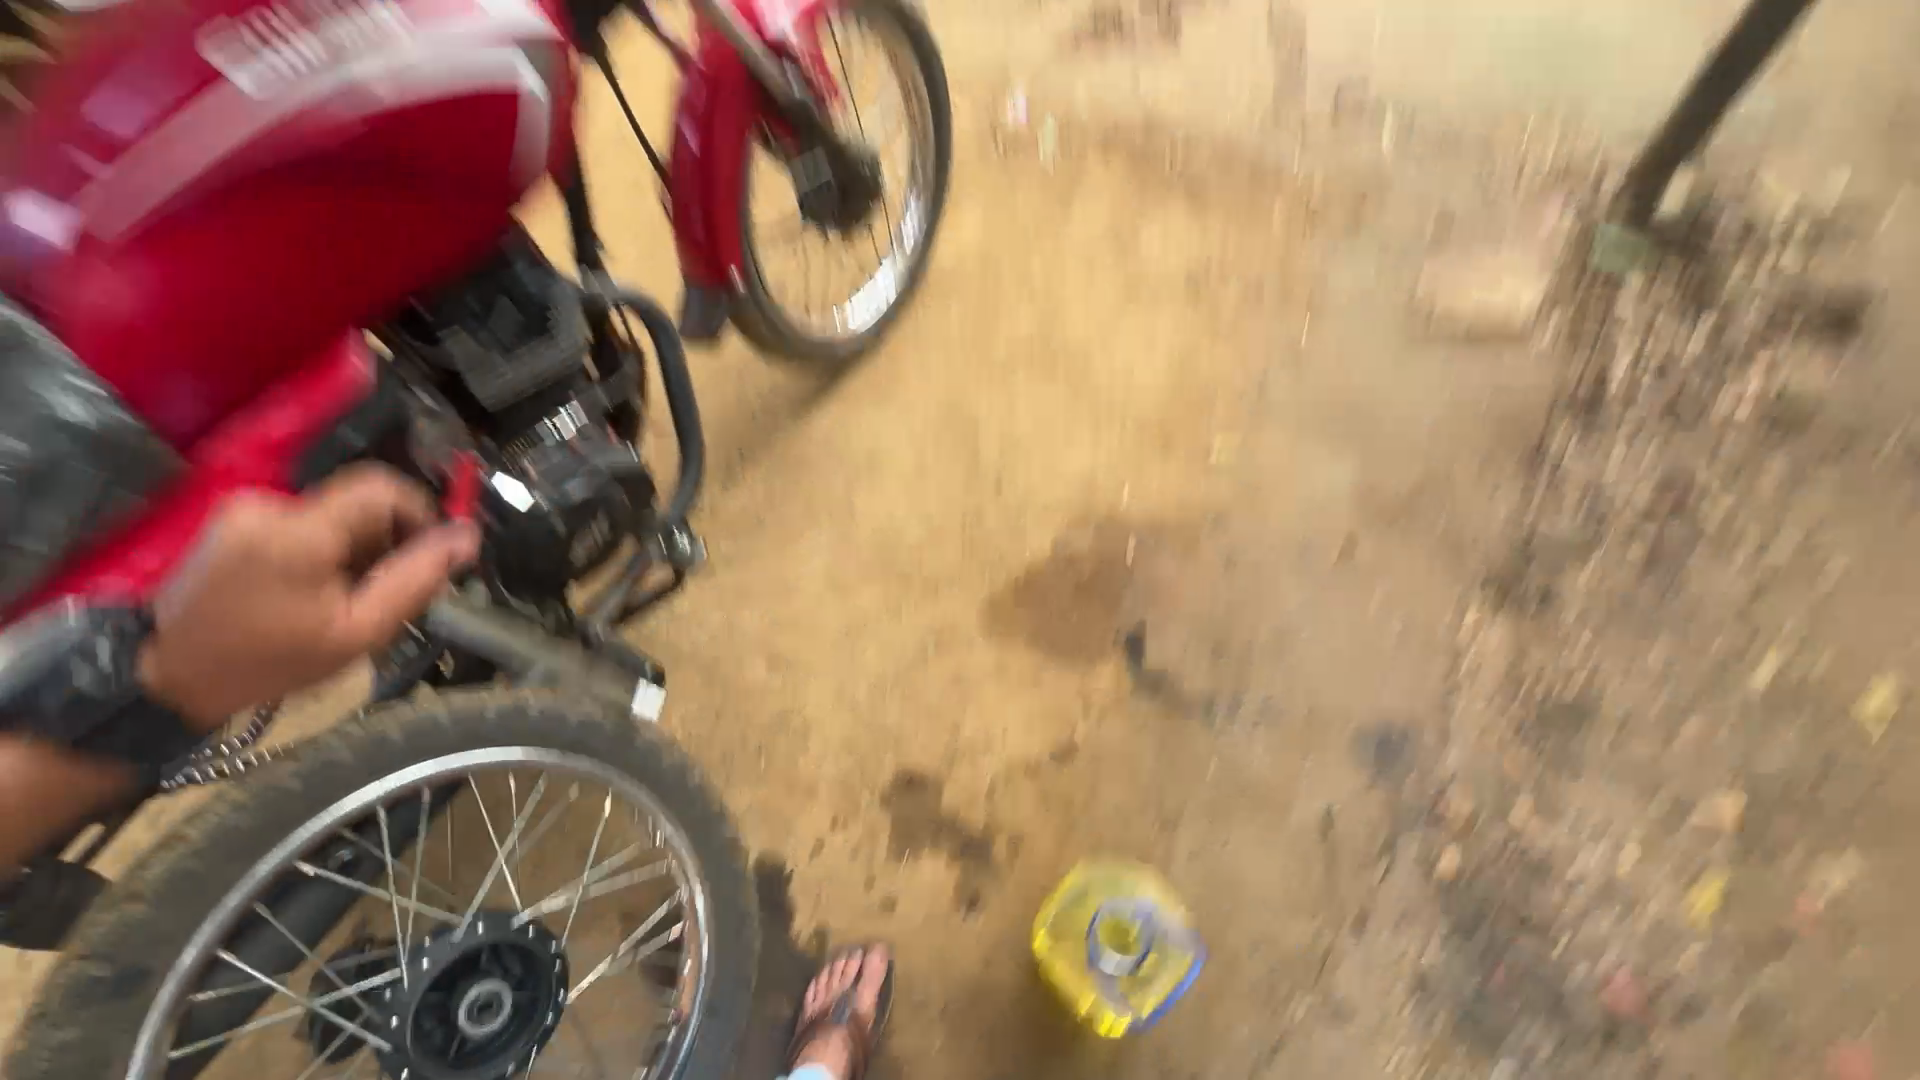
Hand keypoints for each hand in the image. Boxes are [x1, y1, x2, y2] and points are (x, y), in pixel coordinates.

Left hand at [138, 465, 480, 723]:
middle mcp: (269, 505)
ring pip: (339, 515)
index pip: (383, 487)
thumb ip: (417, 578)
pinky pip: (310, 522)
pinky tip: (317, 589)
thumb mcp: (361, 632)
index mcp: (300, 532)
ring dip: (359, 550)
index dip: (421, 513)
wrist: (166, 678)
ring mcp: (245, 510)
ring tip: (348, 597)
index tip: (427, 556)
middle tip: (386, 591)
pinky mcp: (235, 520)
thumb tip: (467, 536)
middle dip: (388, 542)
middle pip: (362, 504)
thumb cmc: (272, 662)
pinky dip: (329, 551)